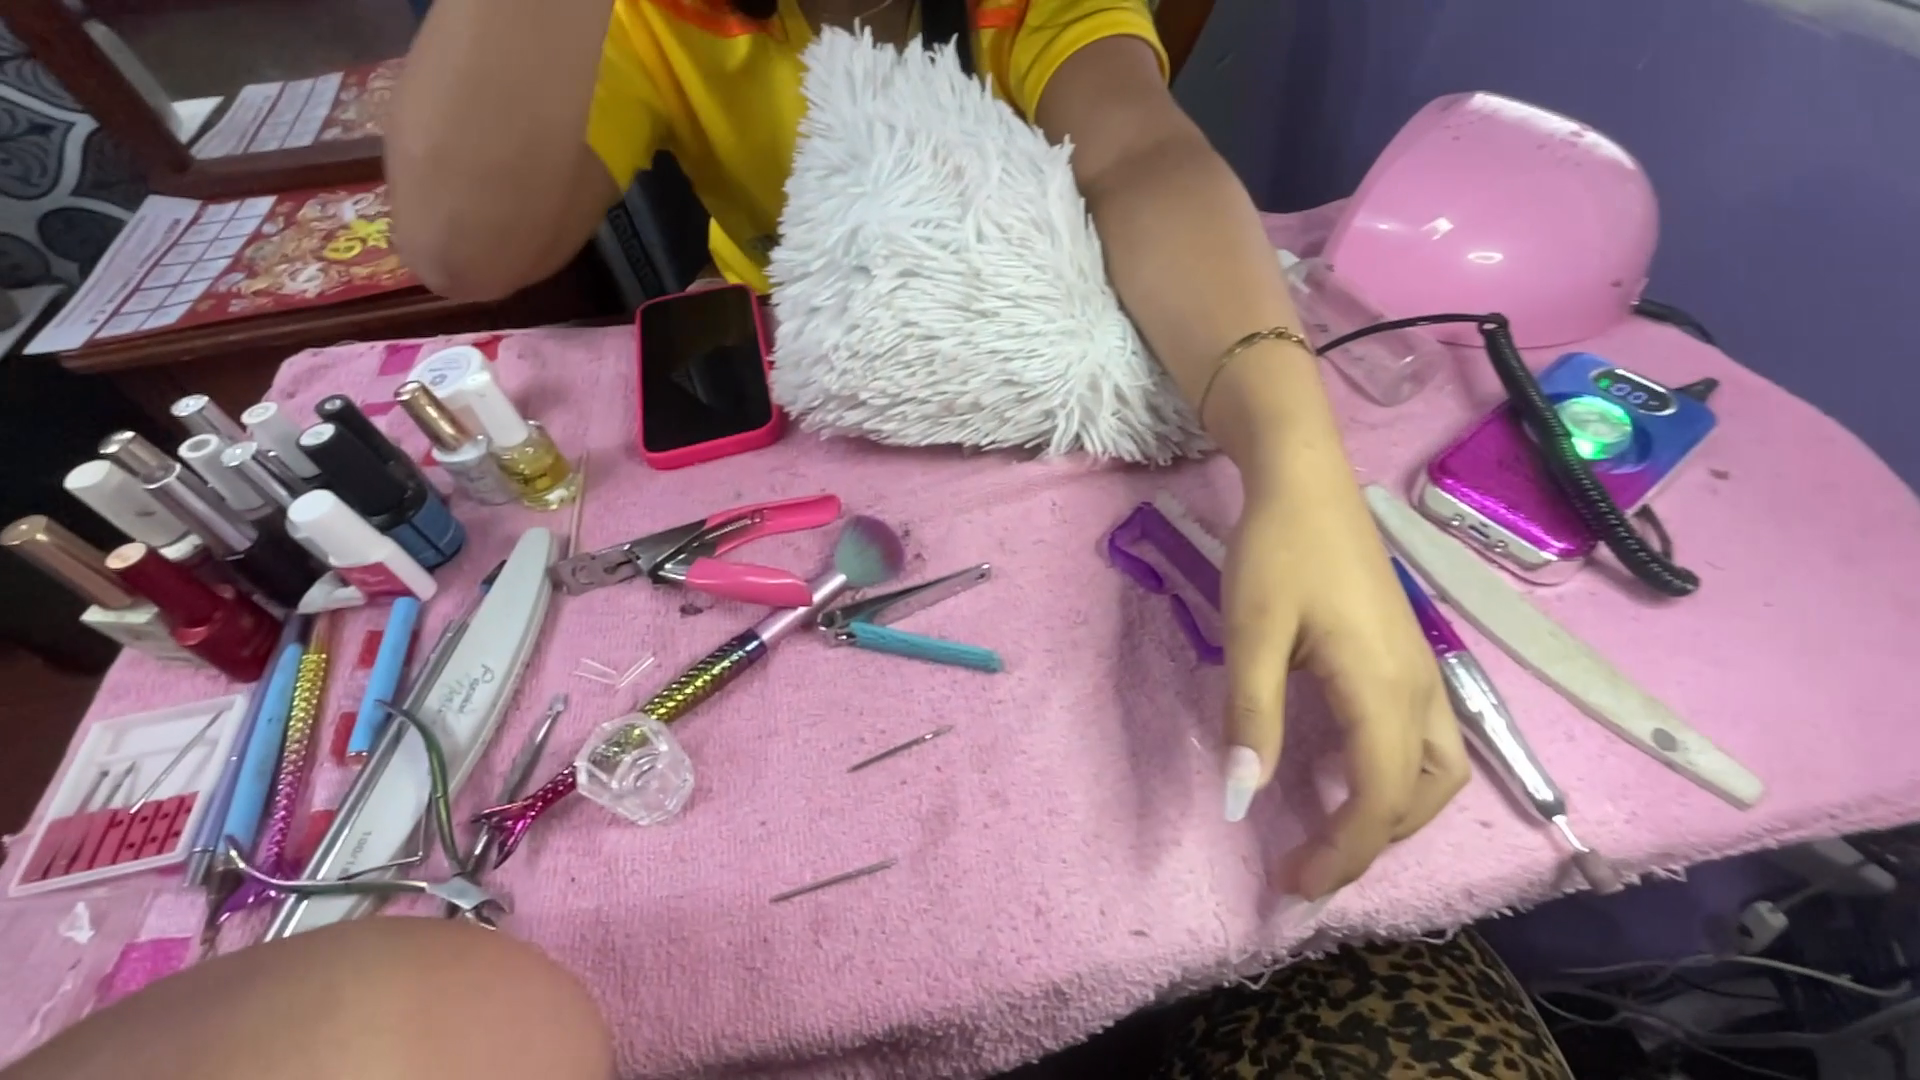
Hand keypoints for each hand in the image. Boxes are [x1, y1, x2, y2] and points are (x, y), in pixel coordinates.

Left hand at [1220, 444, 1470, 899]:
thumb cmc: (1275, 551)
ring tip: (1334, 829)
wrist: (1306, 481)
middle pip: (1420, 796)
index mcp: (1384, 689)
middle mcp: (1421, 688)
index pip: (1378, 799)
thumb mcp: (1252, 633)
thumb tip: (1241, 801)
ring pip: (1435, 770)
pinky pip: (1425, 737)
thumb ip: (1251, 717)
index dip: (1341, 853)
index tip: (1292, 887)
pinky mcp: (1408, 652)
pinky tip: (1352, 767)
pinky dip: (1398, 774)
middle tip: (1308, 864)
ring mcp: (1422, 668)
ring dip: (1393, 812)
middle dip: (1370, 841)